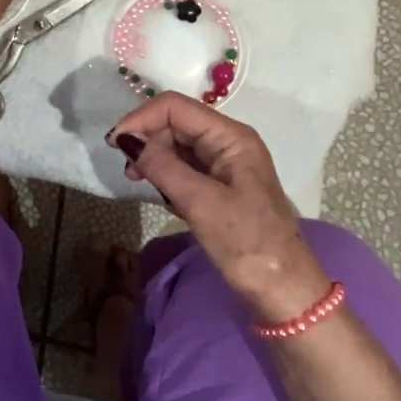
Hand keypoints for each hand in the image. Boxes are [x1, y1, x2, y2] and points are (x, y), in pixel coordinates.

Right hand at [109, 93, 330, 323]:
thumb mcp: (200, 202)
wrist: (285, 293)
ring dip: (153, 157)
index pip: (174, 107)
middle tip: (126, 169)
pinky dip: (165, 174)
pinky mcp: (219, 186)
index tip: (115, 143)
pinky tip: (159, 192)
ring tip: (137, 180)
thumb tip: (126, 140)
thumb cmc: (247, 243)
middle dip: (146, 138)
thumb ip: (161, 166)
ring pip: (176, 145)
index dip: (141, 118)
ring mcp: (224, 165)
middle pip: (174, 122)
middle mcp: (227, 142)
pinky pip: (183, 167)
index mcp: (230, 137)